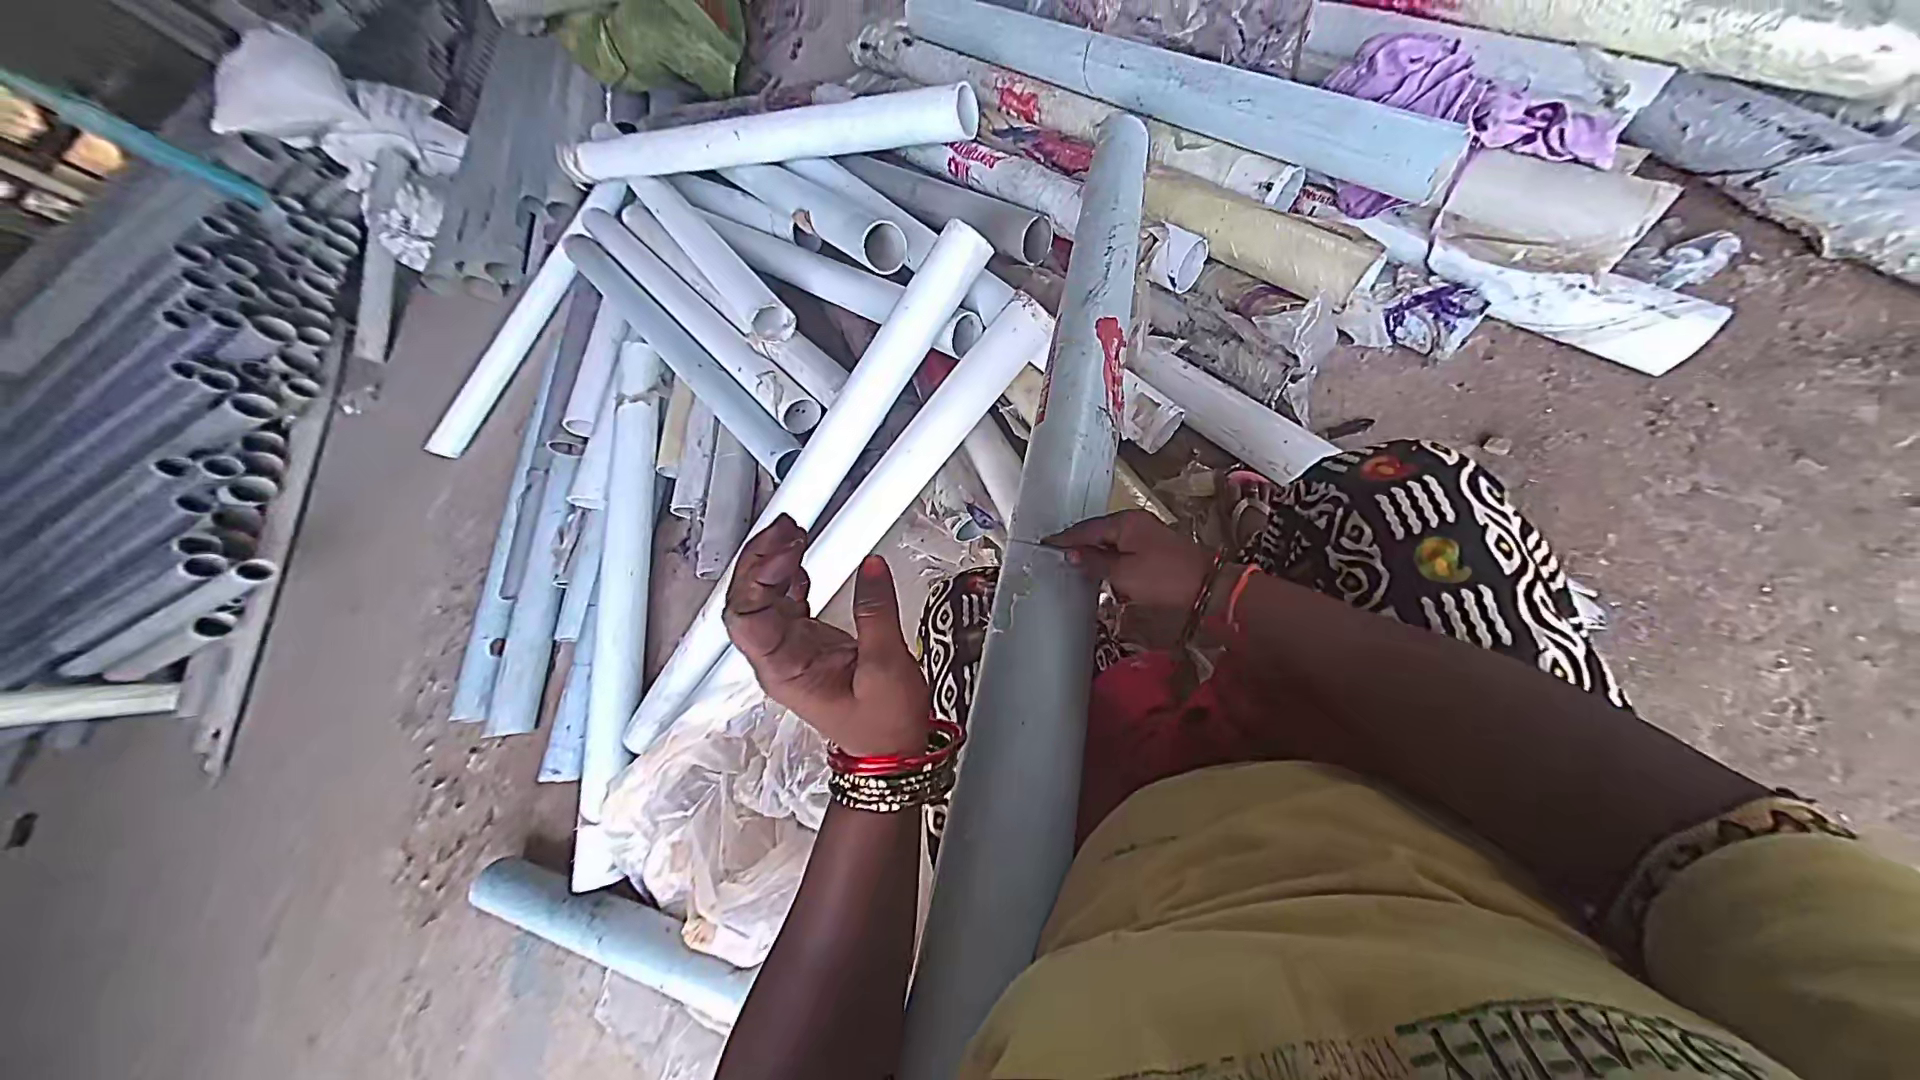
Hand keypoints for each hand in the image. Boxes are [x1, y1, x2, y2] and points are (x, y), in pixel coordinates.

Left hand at [723, 514, 930, 756]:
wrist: (891, 753)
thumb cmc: (883, 727)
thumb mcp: (887, 667)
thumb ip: (877, 612)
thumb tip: (872, 567)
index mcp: (784, 669)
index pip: (748, 615)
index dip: (760, 575)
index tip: (789, 548)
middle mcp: (779, 657)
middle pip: (749, 600)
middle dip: (761, 559)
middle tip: (787, 529)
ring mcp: (791, 649)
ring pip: (765, 597)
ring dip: (774, 563)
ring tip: (793, 534)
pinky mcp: (808, 644)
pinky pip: (789, 603)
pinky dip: (791, 577)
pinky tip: (801, 559)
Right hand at [1044, 510, 1215, 616]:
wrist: (1208, 588)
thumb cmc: (1163, 579)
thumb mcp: (1123, 573)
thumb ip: (1094, 562)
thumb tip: (1071, 554)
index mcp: (1124, 522)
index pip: (1085, 529)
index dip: (1064, 539)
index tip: (1045, 545)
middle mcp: (1134, 522)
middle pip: (1097, 532)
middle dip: (1078, 544)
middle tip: (1056, 556)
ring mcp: (1146, 533)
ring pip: (1110, 541)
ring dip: (1094, 552)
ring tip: (1075, 565)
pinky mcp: (1154, 547)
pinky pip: (1122, 548)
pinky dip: (1109, 557)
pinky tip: (1102, 570)